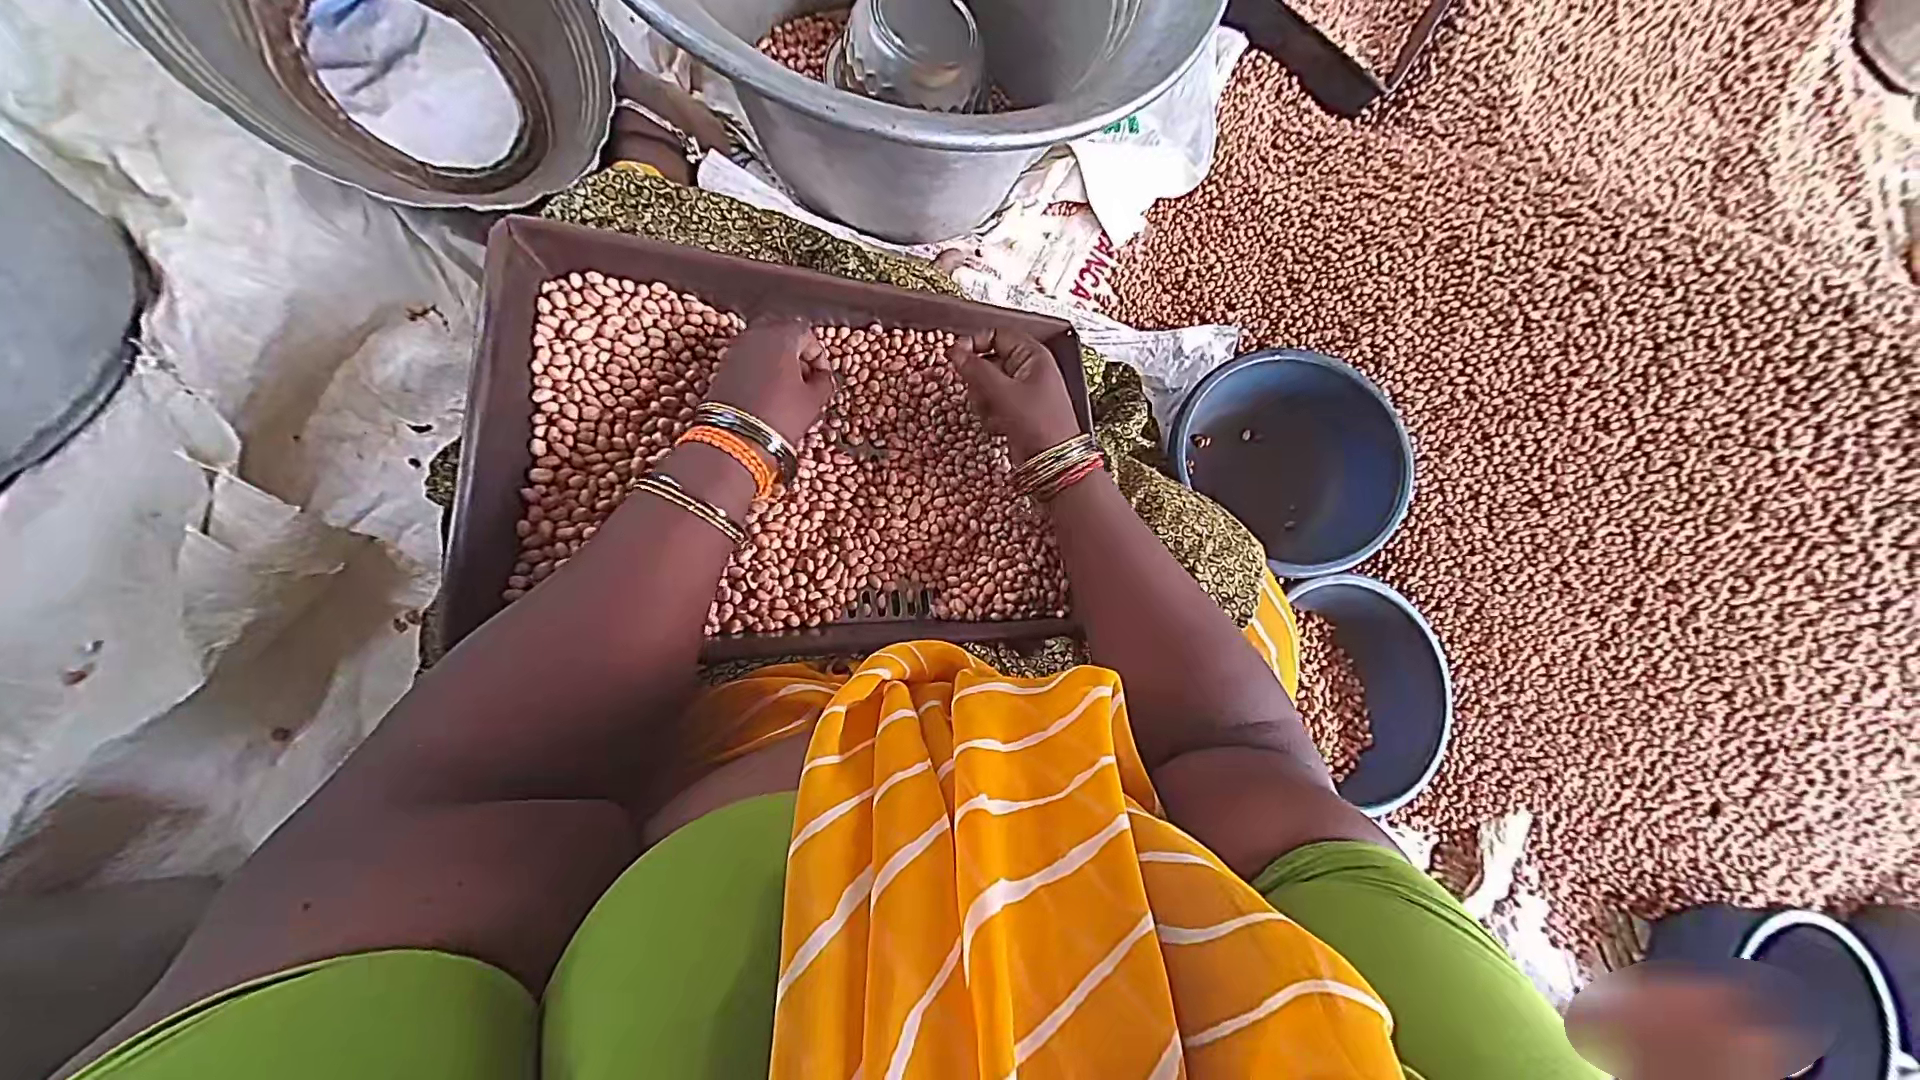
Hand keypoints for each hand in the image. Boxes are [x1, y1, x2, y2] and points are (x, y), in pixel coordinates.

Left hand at [704, 318, 836, 444]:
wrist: (737, 437)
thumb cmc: (779, 415)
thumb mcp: (813, 401)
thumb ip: (824, 382)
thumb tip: (822, 378)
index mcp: (781, 336)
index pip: (808, 335)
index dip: (820, 357)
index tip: (824, 376)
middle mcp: (755, 336)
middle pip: (783, 337)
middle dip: (798, 356)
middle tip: (808, 379)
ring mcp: (735, 350)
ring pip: (764, 349)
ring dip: (780, 364)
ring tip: (790, 390)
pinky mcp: (723, 367)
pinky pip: (749, 362)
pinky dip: (762, 372)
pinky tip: (771, 394)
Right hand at [950, 328, 1080, 461]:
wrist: (1053, 460)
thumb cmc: (1039, 423)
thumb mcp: (1004, 393)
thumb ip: (976, 370)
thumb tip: (955, 352)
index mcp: (1032, 356)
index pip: (996, 335)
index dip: (974, 343)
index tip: (955, 356)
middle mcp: (1027, 370)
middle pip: (988, 363)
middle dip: (980, 382)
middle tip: (983, 394)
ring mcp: (1021, 392)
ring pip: (986, 387)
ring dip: (984, 402)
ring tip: (995, 414)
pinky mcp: (1015, 412)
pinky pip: (991, 406)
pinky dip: (990, 416)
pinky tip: (999, 426)